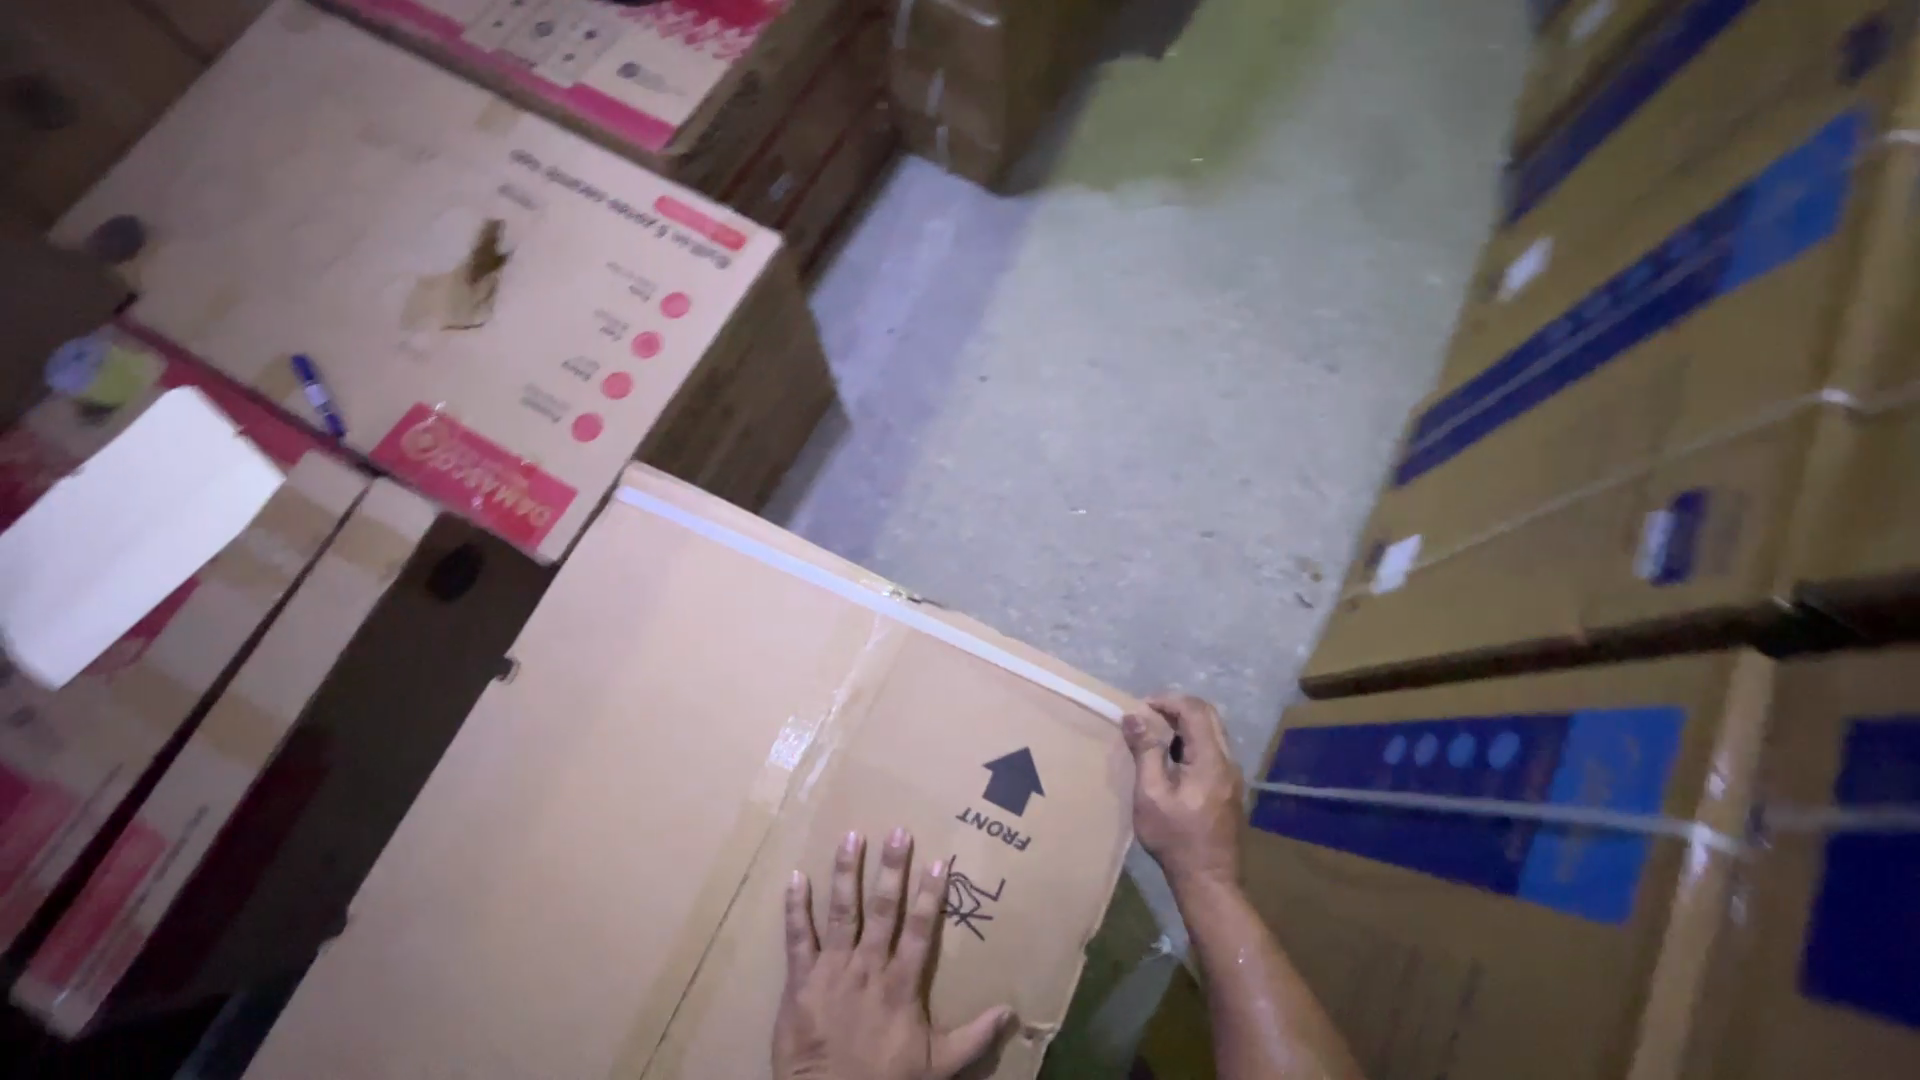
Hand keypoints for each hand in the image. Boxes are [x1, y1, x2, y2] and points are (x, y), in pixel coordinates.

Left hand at [776, 828, 1013, 1079]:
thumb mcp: (938, 1066)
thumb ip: (974, 1037)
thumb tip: (1010, 1012)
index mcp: (901, 984)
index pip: (919, 930)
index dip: (930, 895)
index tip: (938, 860)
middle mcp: (868, 967)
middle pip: (883, 910)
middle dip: (892, 869)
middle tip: (898, 832)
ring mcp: (832, 970)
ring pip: (842, 912)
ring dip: (847, 874)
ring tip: (852, 837)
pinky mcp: (800, 980)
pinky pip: (798, 938)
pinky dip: (795, 908)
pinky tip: (796, 877)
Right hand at [1121, 694, 1244, 891]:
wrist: (1208, 879)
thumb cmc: (1175, 838)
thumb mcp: (1151, 795)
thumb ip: (1145, 752)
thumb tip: (1134, 717)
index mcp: (1210, 759)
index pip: (1195, 710)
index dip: (1167, 700)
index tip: (1141, 707)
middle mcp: (1227, 761)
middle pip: (1208, 715)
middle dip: (1177, 708)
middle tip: (1147, 716)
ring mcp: (1232, 775)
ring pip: (1213, 732)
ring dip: (1184, 724)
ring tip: (1154, 735)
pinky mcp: (1229, 787)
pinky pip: (1213, 749)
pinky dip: (1191, 741)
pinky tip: (1170, 759)